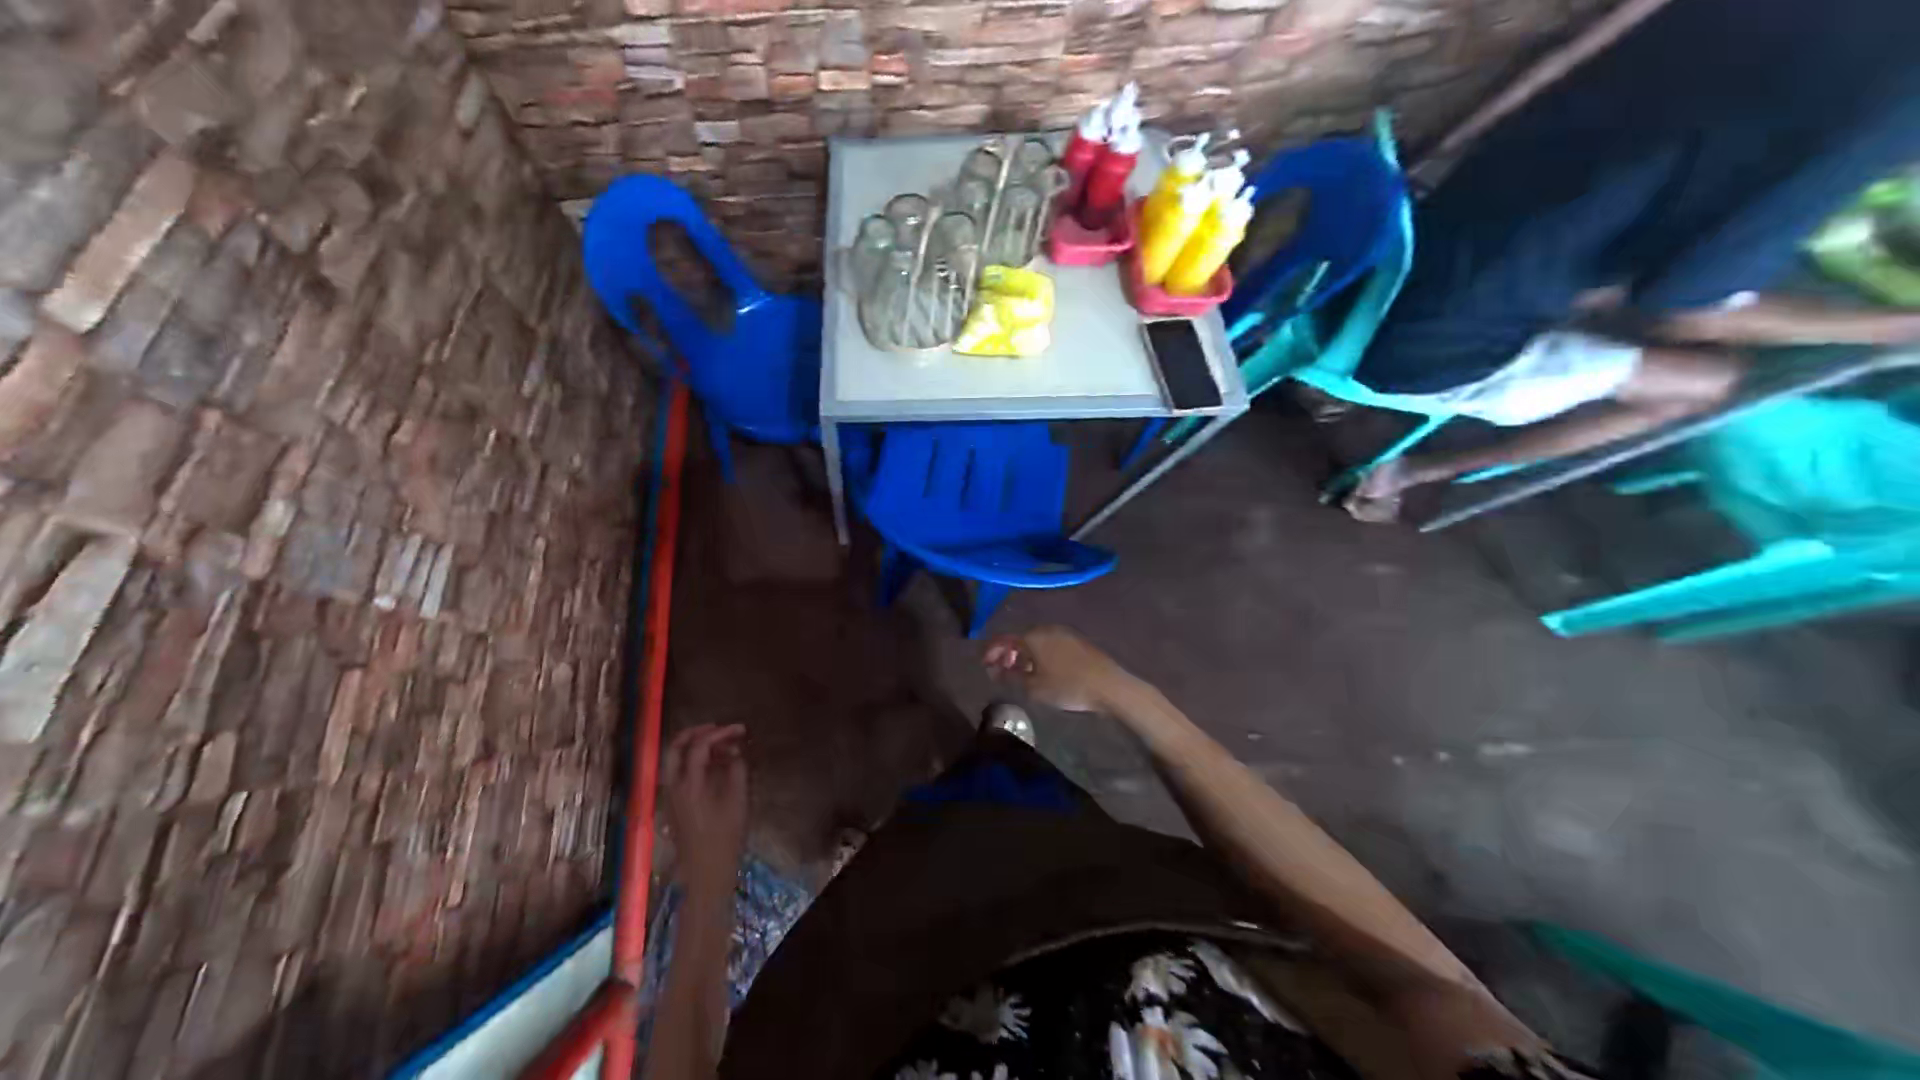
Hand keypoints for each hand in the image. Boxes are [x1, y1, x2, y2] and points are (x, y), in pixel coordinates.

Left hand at [662, 724, 748, 895]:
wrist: (705, 874)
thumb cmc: (725, 840)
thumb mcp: (738, 802)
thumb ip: (736, 771)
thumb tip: (735, 752)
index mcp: (689, 786)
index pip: (699, 747)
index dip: (720, 733)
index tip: (741, 730)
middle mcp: (673, 787)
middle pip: (675, 747)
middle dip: (696, 732)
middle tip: (719, 728)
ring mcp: (670, 796)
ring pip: (674, 759)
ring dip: (695, 746)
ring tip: (722, 746)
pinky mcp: (673, 804)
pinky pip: (679, 772)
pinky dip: (694, 761)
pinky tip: (715, 765)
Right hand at [984, 626, 1130, 712]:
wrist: (1109, 686)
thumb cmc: (1068, 687)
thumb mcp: (1034, 688)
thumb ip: (1011, 677)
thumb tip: (995, 671)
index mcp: (1033, 636)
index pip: (1003, 639)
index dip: (991, 652)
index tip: (984, 665)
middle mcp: (1047, 629)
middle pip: (1020, 639)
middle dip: (1008, 654)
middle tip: (1001, 672)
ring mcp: (1064, 633)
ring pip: (1036, 642)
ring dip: (1024, 656)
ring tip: (1021, 674)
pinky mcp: (1077, 642)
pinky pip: (1050, 645)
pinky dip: (1040, 655)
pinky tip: (1042, 671)